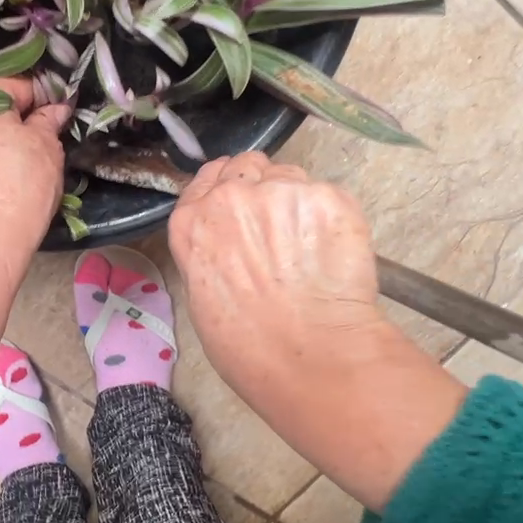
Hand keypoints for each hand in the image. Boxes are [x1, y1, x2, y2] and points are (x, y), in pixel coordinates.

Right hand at [169, 152, 388, 402]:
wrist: (308, 356)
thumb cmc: (245, 345)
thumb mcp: (200, 294)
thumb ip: (208, 249)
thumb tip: (230, 242)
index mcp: (192, 222)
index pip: (208, 176)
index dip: (227, 187)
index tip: (241, 203)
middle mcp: (230, 196)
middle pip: (248, 166)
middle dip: (261, 187)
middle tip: (277, 226)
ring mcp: (281, 191)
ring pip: (290, 176)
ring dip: (296, 201)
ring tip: (308, 246)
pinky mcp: (328, 198)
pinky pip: (327, 195)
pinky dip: (330, 219)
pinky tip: (331, 253)